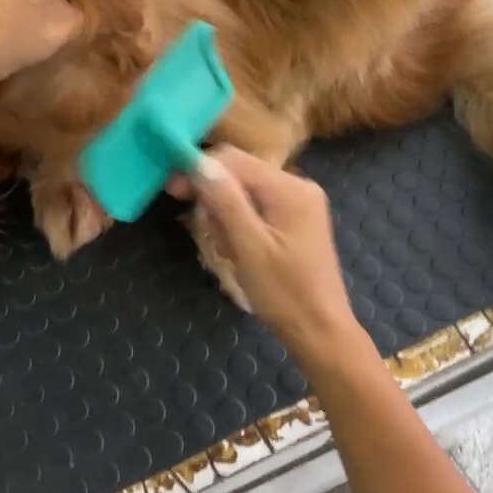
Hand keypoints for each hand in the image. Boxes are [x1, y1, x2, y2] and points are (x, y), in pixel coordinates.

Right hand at [186, 147, 372, 370]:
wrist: (320, 332)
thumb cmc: (285, 293)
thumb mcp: (249, 247)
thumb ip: (226, 201)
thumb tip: (199, 162)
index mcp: (290, 189)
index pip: (233, 160)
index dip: (198, 170)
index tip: (172, 191)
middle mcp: (297, 187)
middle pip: (238, 173)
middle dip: (213, 197)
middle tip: (202, 230)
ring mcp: (297, 204)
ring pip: (243, 192)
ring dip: (223, 215)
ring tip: (223, 248)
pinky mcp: (293, 220)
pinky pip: (254, 208)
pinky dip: (237, 224)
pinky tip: (235, 249)